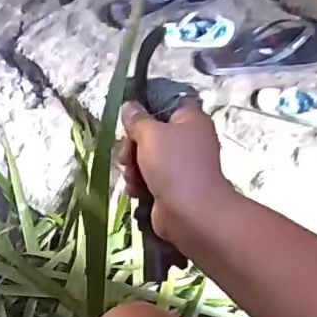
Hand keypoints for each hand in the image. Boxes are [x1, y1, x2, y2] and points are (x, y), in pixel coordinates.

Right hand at [118, 100, 235, 244]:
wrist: (190, 213)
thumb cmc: (174, 166)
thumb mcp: (150, 134)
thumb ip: (136, 119)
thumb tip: (130, 105)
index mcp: (189, 119)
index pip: (166, 103)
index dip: (146, 108)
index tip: (129, 118)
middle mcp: (186, 139)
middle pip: (150, 133)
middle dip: (132, 146)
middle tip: (127, 156)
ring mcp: (179, 165)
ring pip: (144, 157)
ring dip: (132, 167)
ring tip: (132, 178)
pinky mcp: (171, 186)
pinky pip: (147, 178)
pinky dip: (139, 184)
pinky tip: (136, 191)